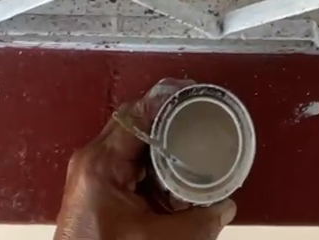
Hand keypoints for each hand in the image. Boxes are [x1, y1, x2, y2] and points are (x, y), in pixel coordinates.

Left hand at [55, 104, 236, 239]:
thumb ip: (196, 224)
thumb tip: (225, 207)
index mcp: (101, 163)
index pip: (138, 113)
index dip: (168, 99)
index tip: (194, 94)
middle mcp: (93, 159)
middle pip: (136, 122)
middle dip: (169, 119)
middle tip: (199, 118)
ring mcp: (92, 172)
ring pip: (133, 140)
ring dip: (161, 141)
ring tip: (192, 141)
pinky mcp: (97, 187)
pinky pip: (128, 160)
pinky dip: (152, 162)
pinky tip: (173, 171)